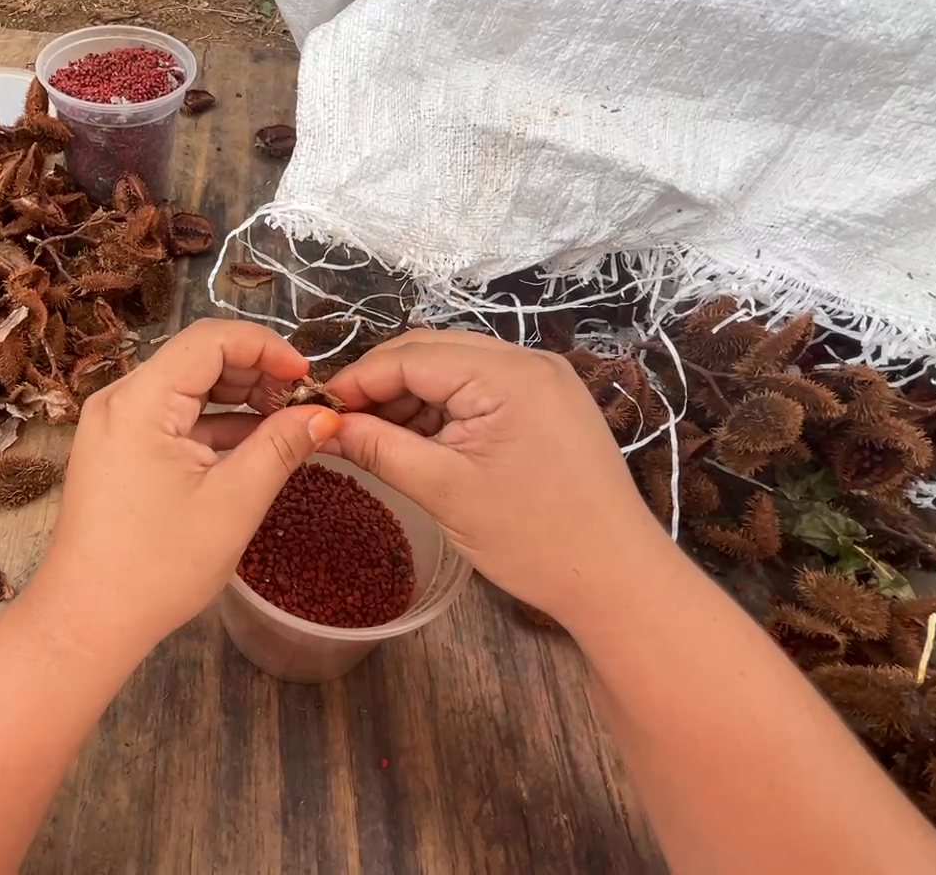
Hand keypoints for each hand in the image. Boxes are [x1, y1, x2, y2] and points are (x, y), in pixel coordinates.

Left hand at [32, 319, 343, 655]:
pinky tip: (254, 442)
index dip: (265, 347)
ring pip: (187, 388)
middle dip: (255, 373)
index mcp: (139, 400)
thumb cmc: (158, 566)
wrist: (88, 619)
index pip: (209, 339)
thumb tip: (325, 414)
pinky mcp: (118, 448)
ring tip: (286, 423)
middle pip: (197, 359)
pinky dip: (213, 425)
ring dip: (238, 399)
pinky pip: (173, 418)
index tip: (307, 376)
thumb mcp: (232, 502)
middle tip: (302, 404)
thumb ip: (281, 447)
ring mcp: (114, 423)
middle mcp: (119, 399)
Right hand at [323, 329, 673, 621]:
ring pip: (449, 369)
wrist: (619, 583)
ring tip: (374, 437)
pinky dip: (438, 409)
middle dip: (379, 385)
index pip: (409, 357)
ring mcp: (540, 381)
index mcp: (507, 373)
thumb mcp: (442, 489)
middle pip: (429, 353)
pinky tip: (415, 440)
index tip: (316, 410)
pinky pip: (475, 389)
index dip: (357, 381)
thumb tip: (322, 428)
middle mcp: (527, 360)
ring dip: (407, 397)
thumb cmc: (532, 537)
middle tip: (341, 423)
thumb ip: (377, 448)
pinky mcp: (544, 404)